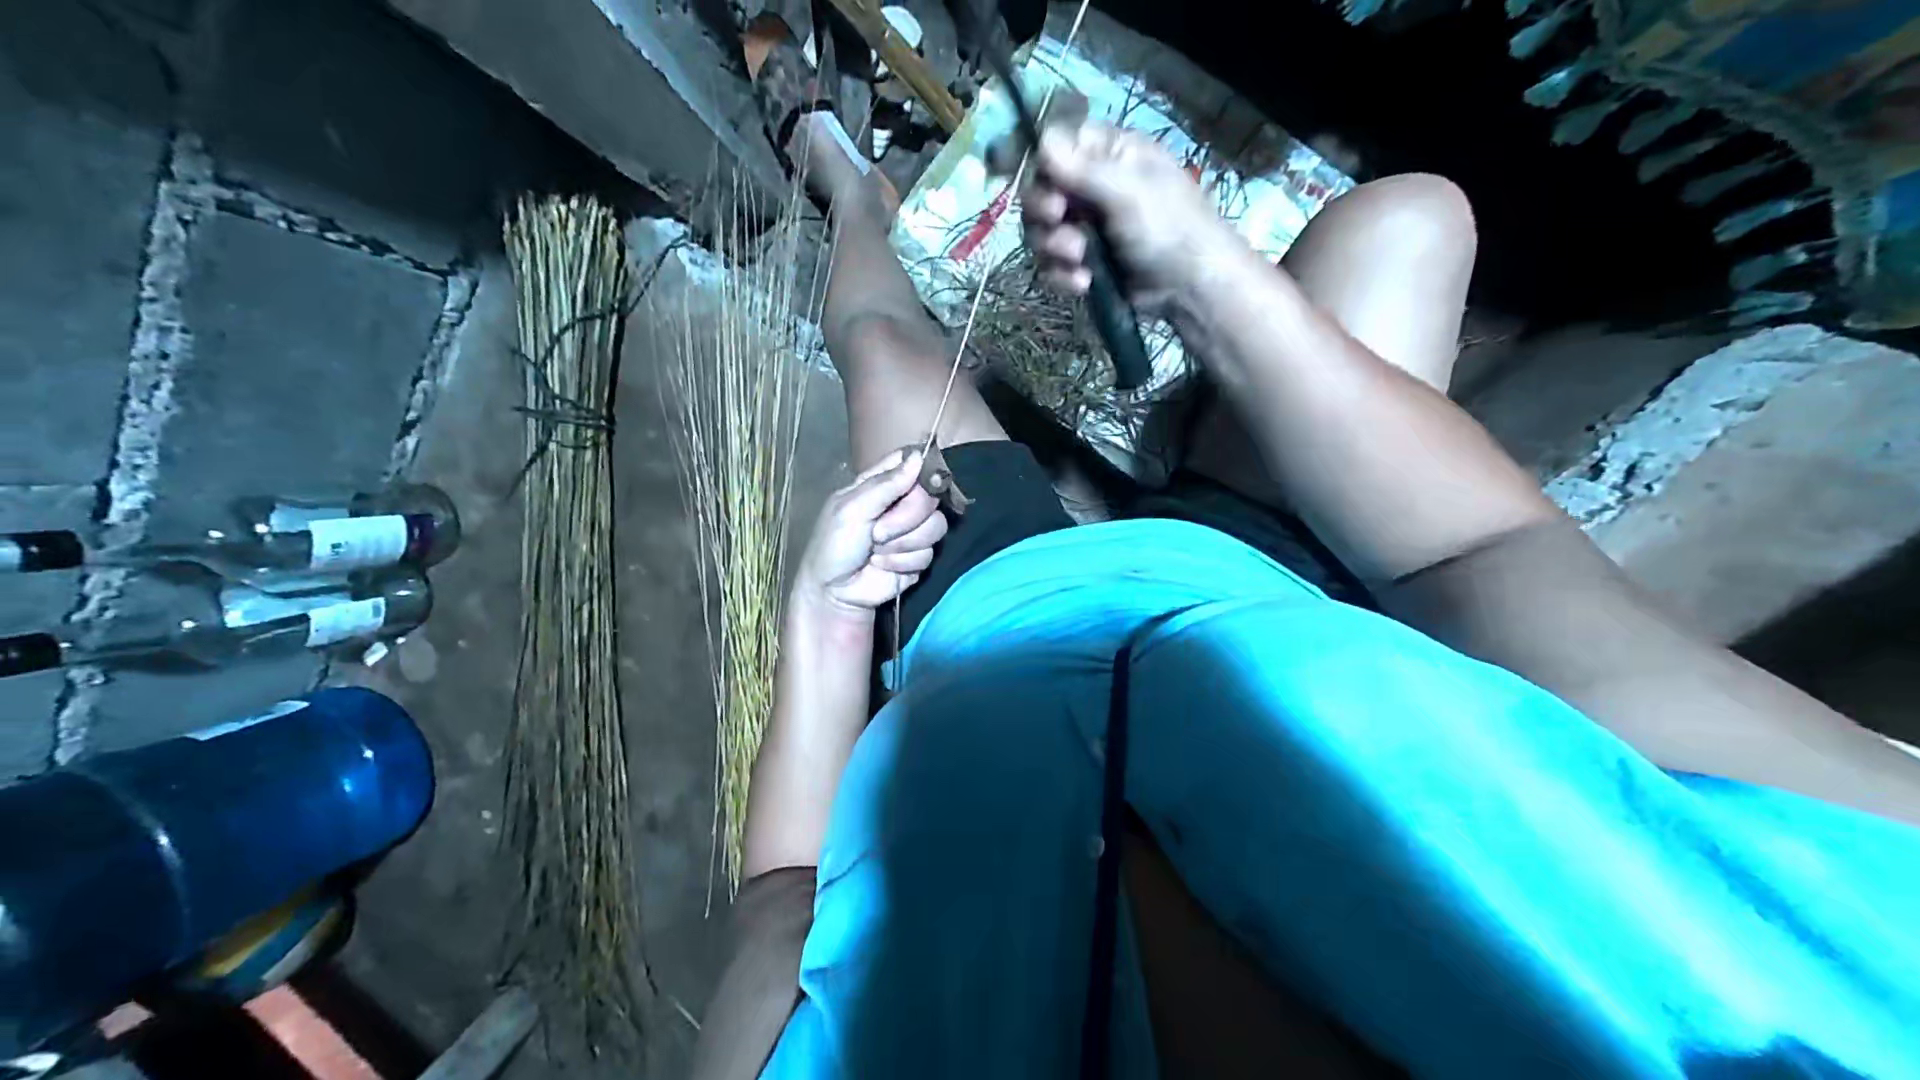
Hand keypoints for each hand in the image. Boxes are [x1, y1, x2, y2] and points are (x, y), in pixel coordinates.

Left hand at [792, 449, 947, 618]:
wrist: (834, 592)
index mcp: (881, 483)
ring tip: (876, 551)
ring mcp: (912, 531)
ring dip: (902, 543)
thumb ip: (885, 484)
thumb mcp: (852, 509)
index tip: (920, 482)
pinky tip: (883, 566)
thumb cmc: (833, 545)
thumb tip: (918, 457)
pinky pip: (929, 554)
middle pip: (929, 496)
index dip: (921, 468)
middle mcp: (901, 503)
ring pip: (935, 526)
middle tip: (877, 531)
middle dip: (905, 518)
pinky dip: (903, 562)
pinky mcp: (919, 558)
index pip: (912, 461)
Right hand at [1023, 125, 1242, 315]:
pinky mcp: (1081, 264)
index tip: (1051, 189)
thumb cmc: (1167, 227)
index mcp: (1108, 155)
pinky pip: (1051, 266)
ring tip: (1079, 259)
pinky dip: (1062, 275)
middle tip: (1060, 222)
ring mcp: (1085, 228)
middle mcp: (1091, 187)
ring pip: (1041, 233)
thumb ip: (1082, 169)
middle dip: (1044, 213)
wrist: (1188, 287)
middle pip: (1040, 192)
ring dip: (1053, 248)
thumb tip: (1042, 139)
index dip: (1044, 169)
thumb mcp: (1128, 191)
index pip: (1056, 148)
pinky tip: (1084, 282)